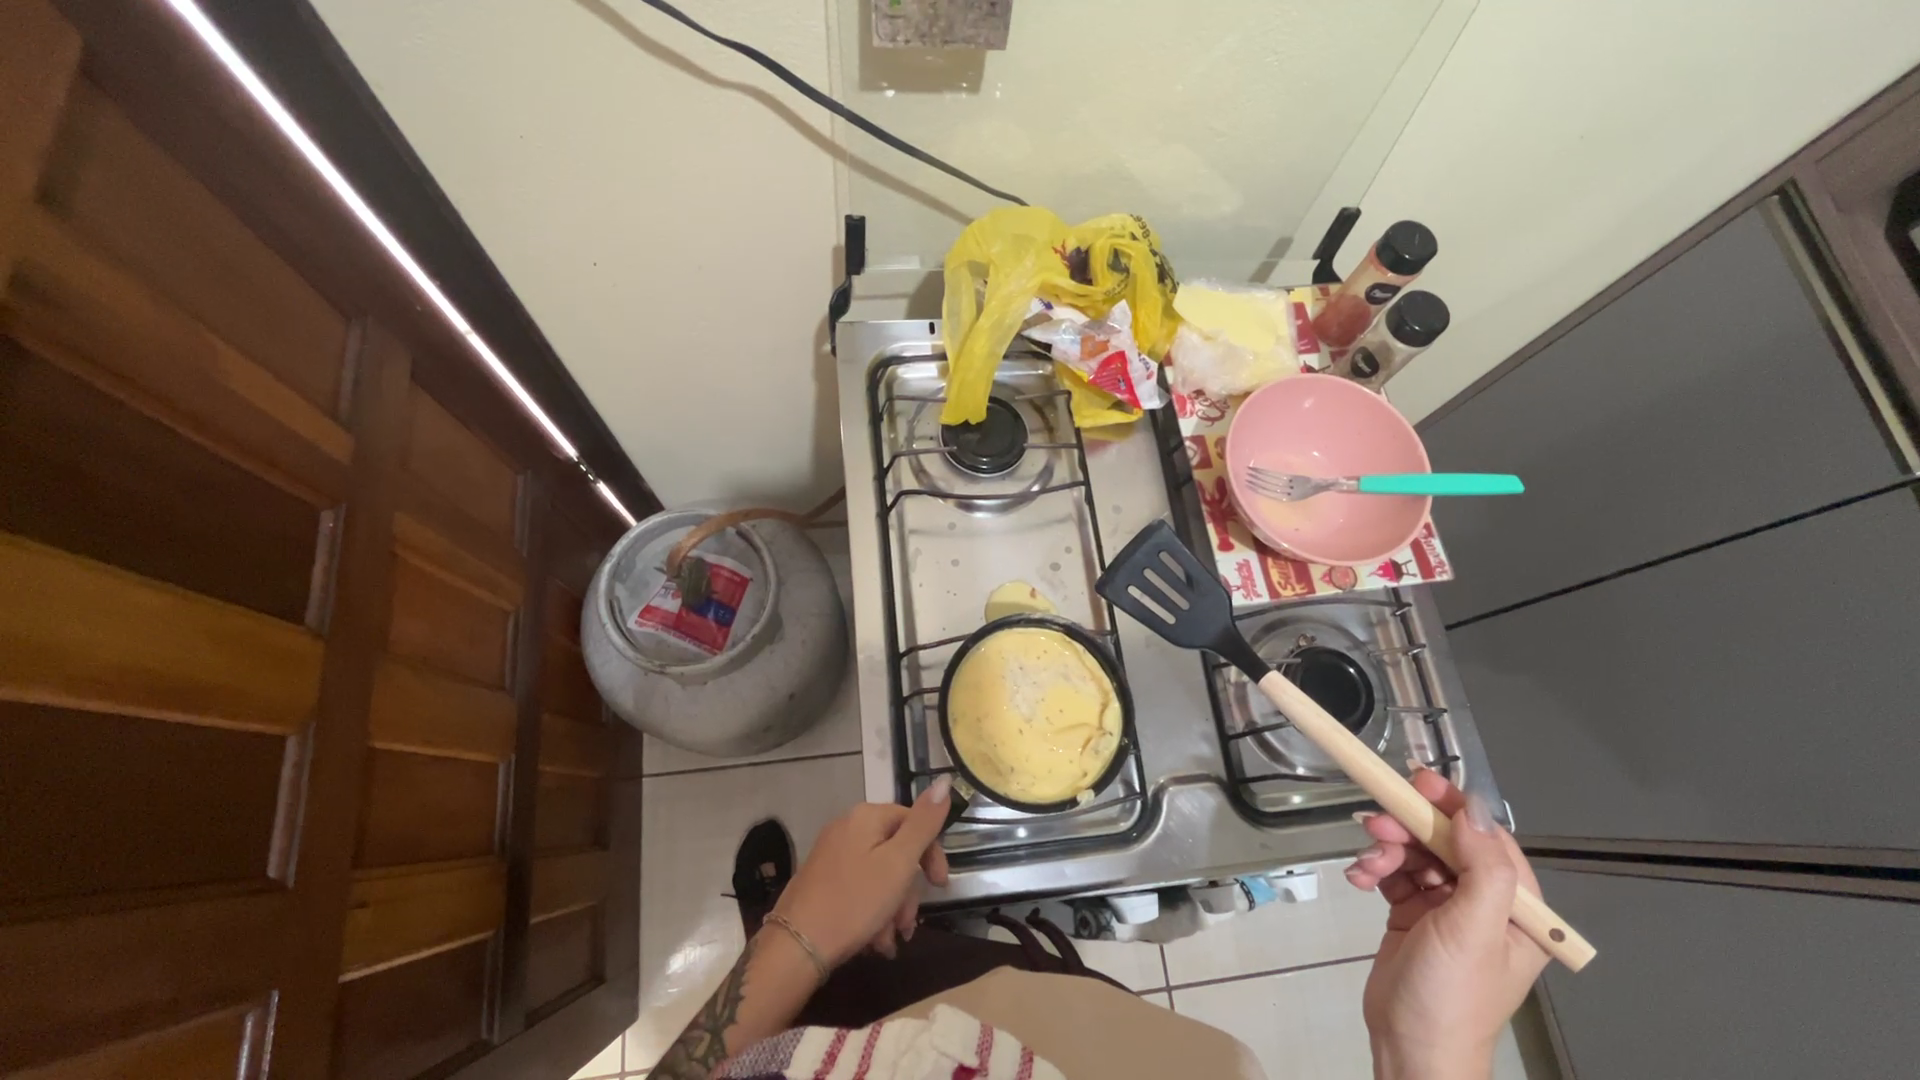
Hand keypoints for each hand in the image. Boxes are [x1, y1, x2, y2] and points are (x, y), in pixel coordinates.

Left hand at [771, 775, 951, 968]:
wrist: (796, 946)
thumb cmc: (855, 902)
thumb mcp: (899, 862)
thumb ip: (924, 823)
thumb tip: (945, 781)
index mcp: (866, 817)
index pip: (914, 822)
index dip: (932, 855)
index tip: (939, 887)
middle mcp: (847, 828)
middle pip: (896, 852)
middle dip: (908, 892)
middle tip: (908, 924)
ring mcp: (832, 855)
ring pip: (880, 876)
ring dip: (892, 909)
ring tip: (889, 941)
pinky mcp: (823, 881)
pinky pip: (860, 889)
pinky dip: (872, 913)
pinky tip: (874, 942)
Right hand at [1344, 769, 1547, 1079]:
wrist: (1410, 1048)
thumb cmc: (1452, 993)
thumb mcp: (1473, 930)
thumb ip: (1482, 868)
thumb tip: (1474, 809)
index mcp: (1517, 910)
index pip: (1490, 841)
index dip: (1457, 808)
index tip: (1421, 783)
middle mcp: (1483, 904)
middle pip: (1445, 842)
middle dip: (1409, 828)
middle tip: (1375, 821)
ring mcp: (1444, 909)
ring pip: (1414, 854)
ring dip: (1386, 850)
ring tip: (1365, 863)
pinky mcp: (1409, 915)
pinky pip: (1392, 874)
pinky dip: (1373, 870)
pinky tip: (1358, 879)